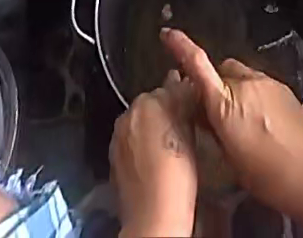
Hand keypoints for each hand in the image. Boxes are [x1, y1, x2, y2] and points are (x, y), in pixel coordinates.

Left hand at [111, 70, 198, 236]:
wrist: (151, 216)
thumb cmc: (178, 174)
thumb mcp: (189, 135)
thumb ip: (185, 106)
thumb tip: (186, 86)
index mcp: (151, 100)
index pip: (171, 86)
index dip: (182, 94)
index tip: (191, 103)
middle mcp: (132, 110)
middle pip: (153, 101)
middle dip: (165, 110)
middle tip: (179, 127)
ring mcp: (119, 131)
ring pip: (139, 119)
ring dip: (150, 125)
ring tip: (164, 145)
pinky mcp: (112, 151)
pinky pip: (129, 138)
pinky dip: (138, 142)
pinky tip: (149, 158)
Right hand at [161, 27, 302, 218]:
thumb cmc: (267, 176)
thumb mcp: (230, 157)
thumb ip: (214, 127)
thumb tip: (203, 113)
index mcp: (226, 104)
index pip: (198, 65)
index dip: (181, 46)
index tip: (167, 33)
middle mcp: (245, 84)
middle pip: (220, 71)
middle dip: (215, 86)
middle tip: (218, 114)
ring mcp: (266, 82)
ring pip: (239, 75)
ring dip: (235, 89)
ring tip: (244, 121)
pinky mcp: (281, 86)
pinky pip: (257, 81)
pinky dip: (252, 93)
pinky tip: (261, 120)